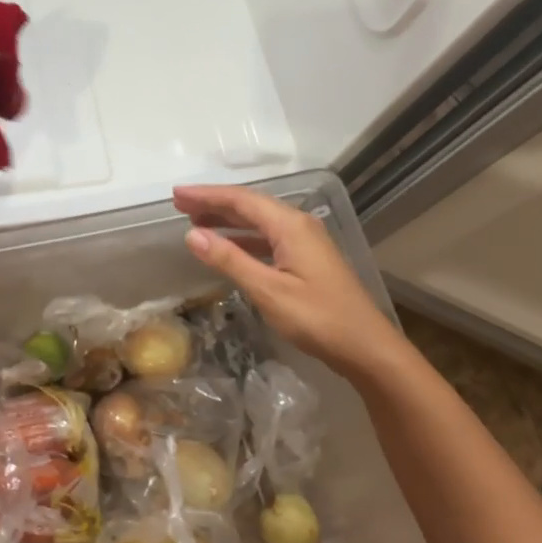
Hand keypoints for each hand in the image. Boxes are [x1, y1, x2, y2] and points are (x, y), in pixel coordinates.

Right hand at [174, 185, 405, 375]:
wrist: (366, 346)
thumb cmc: (317, 318)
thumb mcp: (268, 290)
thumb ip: (230, 259)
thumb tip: (192, 235)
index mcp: (290, 226)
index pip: (241, 200)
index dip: (207, 196)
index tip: (176, 195)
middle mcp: (299, 225)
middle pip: (250, 206)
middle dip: (214, 204)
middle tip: (180, 205)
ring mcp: (306, 243)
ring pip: (260, 222)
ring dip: (228, 221)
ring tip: (196, 223)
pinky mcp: (308, 260)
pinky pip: (268, 238)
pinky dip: (244, 239)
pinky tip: (228, 248)